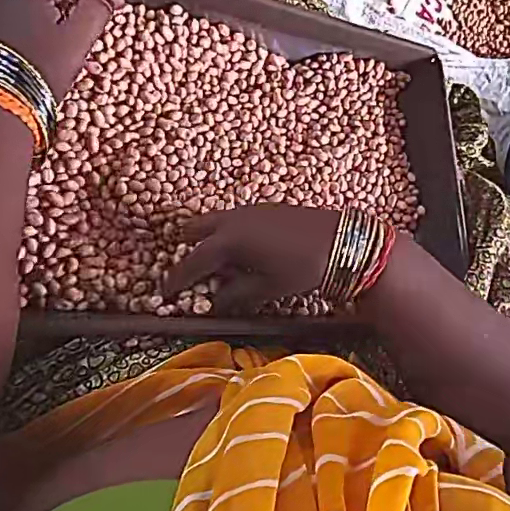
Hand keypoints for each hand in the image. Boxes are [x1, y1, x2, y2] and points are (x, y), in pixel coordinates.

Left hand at [0, 0, 123, 96]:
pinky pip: (27, 1)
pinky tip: (61, 28)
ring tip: (84, 15)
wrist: (6, 98)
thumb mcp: (79, 39)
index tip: (118, 7)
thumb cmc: (41, 70)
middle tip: (100, 2)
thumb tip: (104, 2)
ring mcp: (2, 3)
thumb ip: (97, 11)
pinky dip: (48, 6)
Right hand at [162, 205, 340, 309]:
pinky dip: (228, 233)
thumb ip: (237, 295)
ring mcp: (250, 210)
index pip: (193, 262)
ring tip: (218, 264)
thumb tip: (215, 302)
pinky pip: (235, 219)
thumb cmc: (304, 268)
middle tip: (191, 274)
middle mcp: (233, 220)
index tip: (166, 291)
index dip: (177, 279)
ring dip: (209, 240)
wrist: (343, 240)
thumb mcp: (268, 288)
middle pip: (196, 231)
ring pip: (216, 222)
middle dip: (189, 250)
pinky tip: (244, 251)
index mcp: (229, 240)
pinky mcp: (266, 208)